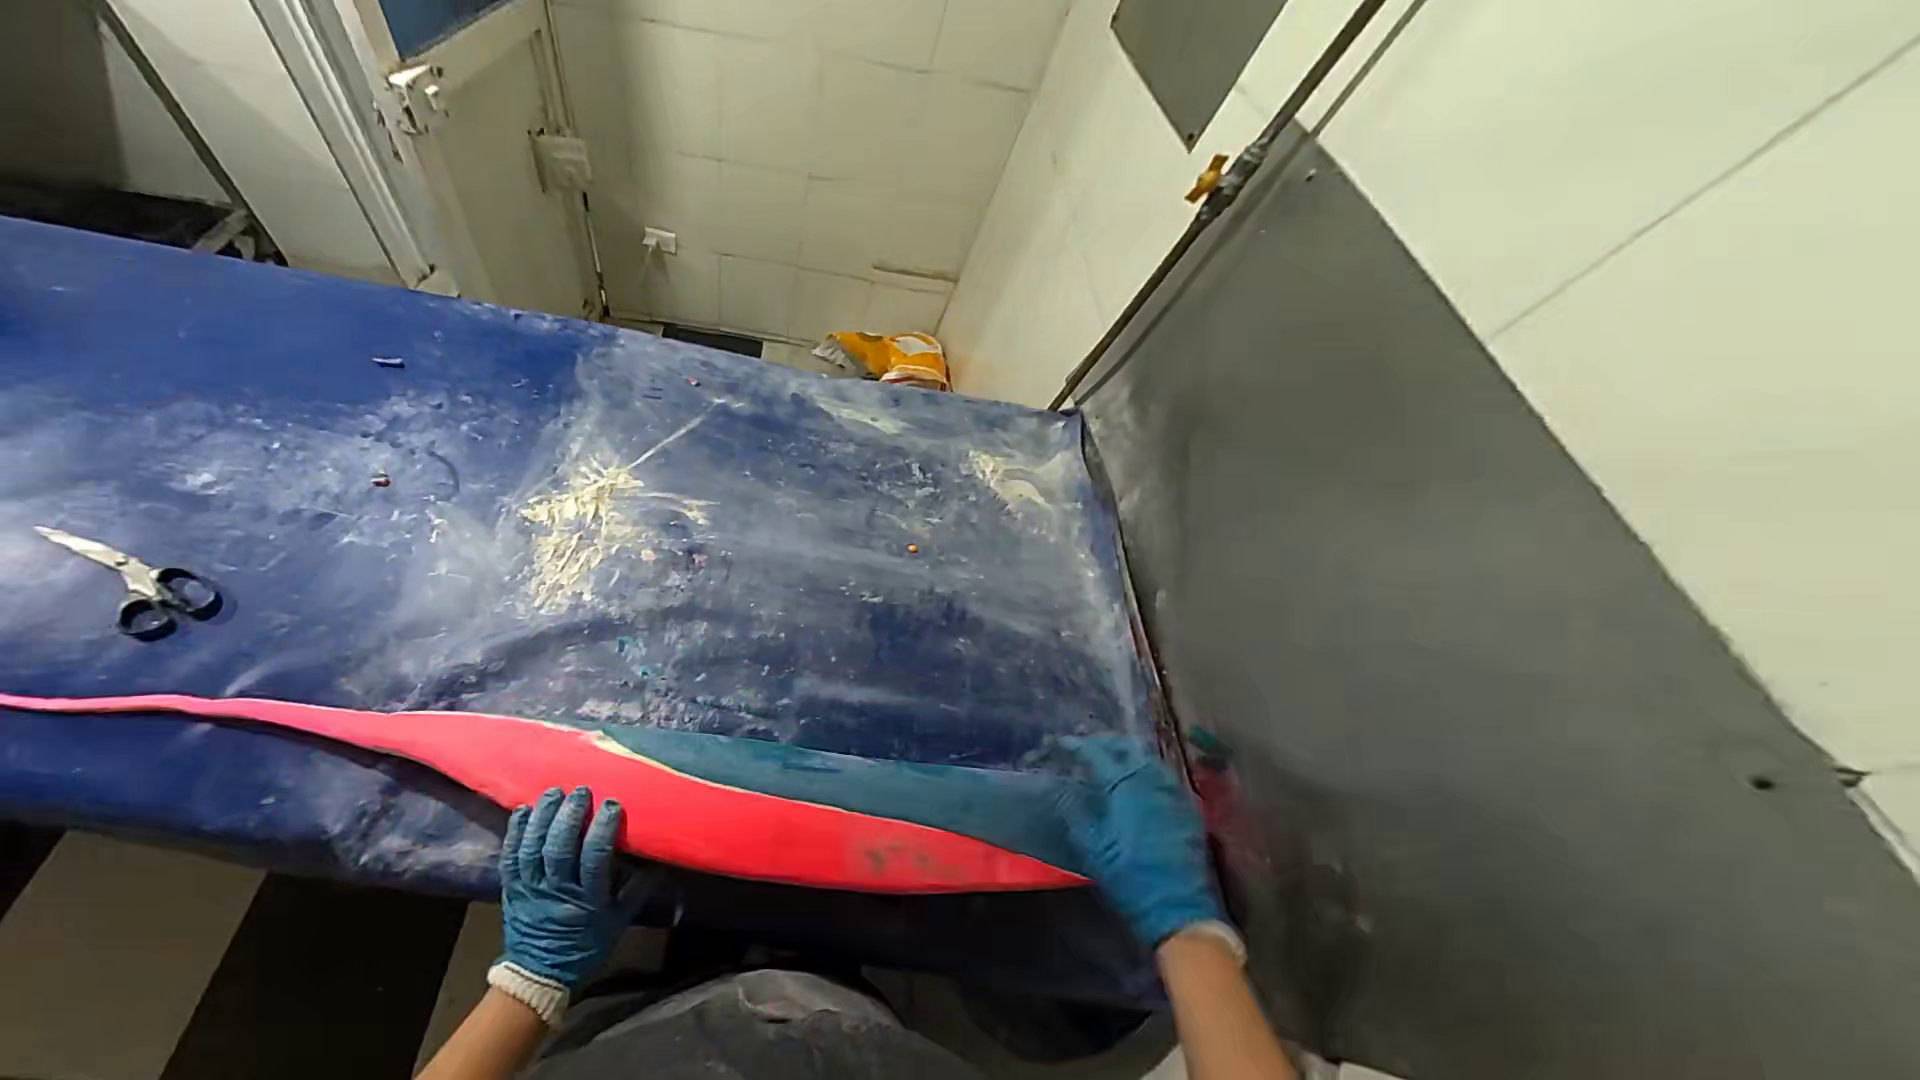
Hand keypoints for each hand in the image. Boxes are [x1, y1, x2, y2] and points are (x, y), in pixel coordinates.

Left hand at [497, 785, 629, 992]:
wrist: (539, 975)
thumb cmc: (587, 944)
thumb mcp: (621, 920)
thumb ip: (640, 886)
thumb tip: (663, 856)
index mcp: (587, 899)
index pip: (594, 858)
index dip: (602, 829)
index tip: (612, 804)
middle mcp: (556, 891)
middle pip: (559, 849)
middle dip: (569, 817)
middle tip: (581, 791)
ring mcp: (530, 889)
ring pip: (532, 849)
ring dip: (543, 818)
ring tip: (554, 792)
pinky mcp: (511, 889)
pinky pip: (510, 858)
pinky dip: (515, 833)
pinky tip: (523, 810)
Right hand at [1056, 734, 1224, 948]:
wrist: (1180, 911)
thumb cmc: (1130, 880)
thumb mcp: (1093, 849)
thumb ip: (1075, 812)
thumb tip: (1062, 787)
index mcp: (1125, 786)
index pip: (1096, 753)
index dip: (1077, 746)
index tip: (1062, 744)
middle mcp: (1152, 780)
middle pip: (1126, 747)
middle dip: (1104, 742)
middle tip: (1086, 747)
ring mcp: (1173, 792)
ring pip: (1147, 758)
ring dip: (1126, 753)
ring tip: (1109, 759)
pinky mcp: (1187, 807)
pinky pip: (1163, 774)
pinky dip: (1145, 768)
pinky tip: (1136, 779)